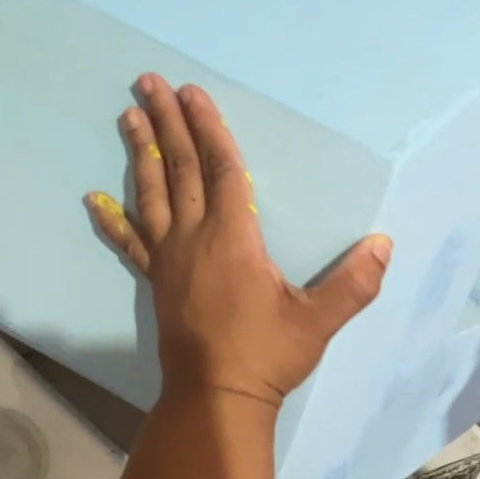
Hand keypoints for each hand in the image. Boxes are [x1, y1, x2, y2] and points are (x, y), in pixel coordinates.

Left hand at [84, 73, 391, 408]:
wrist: (217, 396)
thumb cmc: (269, 354)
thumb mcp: (320, 319)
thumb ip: (354, 282)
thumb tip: (384, 244)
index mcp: (234, 240)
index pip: (225, 173)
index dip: (213, 132)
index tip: (195, 95)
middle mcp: (194, 240)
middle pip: (182, 171)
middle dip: (169, 125)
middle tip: (150, 82)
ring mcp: (169, 260)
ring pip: (152, 195)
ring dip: (143, 154)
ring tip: (130, 115)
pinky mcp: (157, 282)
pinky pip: (131, 242)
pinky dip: (113, 219)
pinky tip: (94, 200)